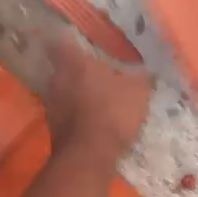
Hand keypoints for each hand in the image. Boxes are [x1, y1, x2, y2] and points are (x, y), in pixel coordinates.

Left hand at [43, 34, 152, 166]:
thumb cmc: (112, 111)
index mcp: (74, 63)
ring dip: (77, 92)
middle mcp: (56, 79)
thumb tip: (146, 69)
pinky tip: (94, 119)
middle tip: (99, 72)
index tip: (80, 40)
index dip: (69, 39)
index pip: (61, 42)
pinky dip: (77, 112)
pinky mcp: (52, 126)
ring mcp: (51, 104)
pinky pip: (66, 111)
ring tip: (99, 98)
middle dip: (79, 69)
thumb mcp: (138, 90)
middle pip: (64, 67)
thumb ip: (140, 75)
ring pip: (64, 90)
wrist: (88, 156)